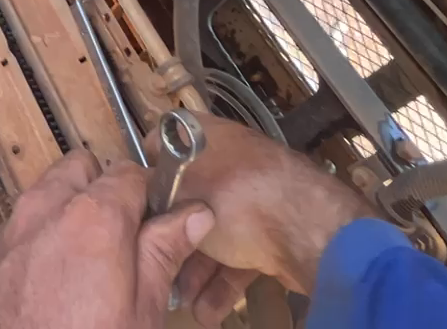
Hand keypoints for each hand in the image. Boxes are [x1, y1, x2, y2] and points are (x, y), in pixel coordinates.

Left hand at [0, 150, 215, 328]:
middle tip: (122, 239)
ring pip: (51, 189)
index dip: (149, 195)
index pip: (130, 173)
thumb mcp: (142, 310)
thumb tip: (194, 214)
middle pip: (84, 168)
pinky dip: (44, 231)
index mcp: (94, 215)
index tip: (157, 221)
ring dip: (71, 207)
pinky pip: (26, 219)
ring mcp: (16, 223)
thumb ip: (164, 251)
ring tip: (89, 261)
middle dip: (104, 191)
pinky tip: (55, 275)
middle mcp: (49, 205)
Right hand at [160, 113, 372, 297]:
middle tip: (160, 267)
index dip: (145, 173)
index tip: (135, 205)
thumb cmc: (233, 199)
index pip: (161, 144)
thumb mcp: (180, 194)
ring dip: (198, 268)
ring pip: (215, 229)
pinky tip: (209, 312)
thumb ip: (155, 191)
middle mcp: (227, 157)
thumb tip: (139, 191)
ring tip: (184, 302)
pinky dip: (224, 278)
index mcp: (202, 134)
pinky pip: (241, 251)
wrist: (310, 232)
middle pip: (188, 197)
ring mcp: (254, 194)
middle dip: (174, 238)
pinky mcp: (275, 229)